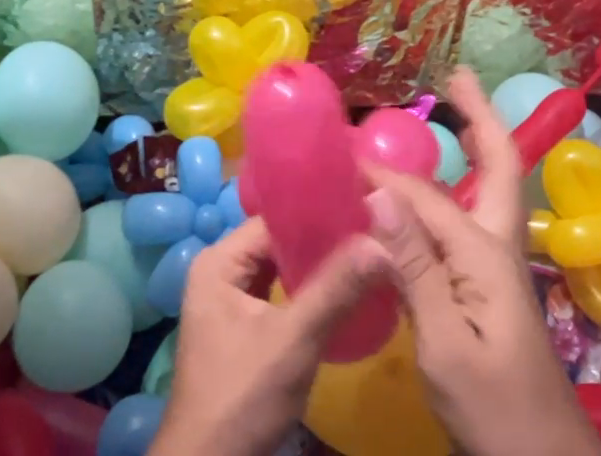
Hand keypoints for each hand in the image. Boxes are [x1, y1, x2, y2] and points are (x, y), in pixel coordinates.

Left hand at [150, 217, 384, 455]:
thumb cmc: (241, 395)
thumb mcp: (292, 340)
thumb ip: (335, 289)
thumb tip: (382, 240)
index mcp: (219, 261)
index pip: (275, 219)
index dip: (320, 213)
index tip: (366, 207)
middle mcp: (222, 271)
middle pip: (280, 241)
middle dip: (324, 238)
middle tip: (376, 228)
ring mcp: (233, 299)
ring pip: (284, 268)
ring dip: (321, 264)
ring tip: (369, 249)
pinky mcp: (246, 326)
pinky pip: (284, 293)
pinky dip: (312, 289)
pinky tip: (348, 287)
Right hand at [365, 68, 600, 455]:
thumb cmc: (494, 408)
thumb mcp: (445, 343)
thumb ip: (415, 265)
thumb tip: (379, 189)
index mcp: (484, 253)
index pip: (423, 197)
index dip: (382, 173)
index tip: (339, 156)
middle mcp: (498, 246)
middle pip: (498, 165)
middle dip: (479, 117)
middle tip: (456, 77)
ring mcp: (499, 268)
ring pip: (489, 191)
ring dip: (475, 148)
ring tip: (451, 117)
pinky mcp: (492, 290)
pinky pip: (471, 224)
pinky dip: (456, 192)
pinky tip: (431, 200)